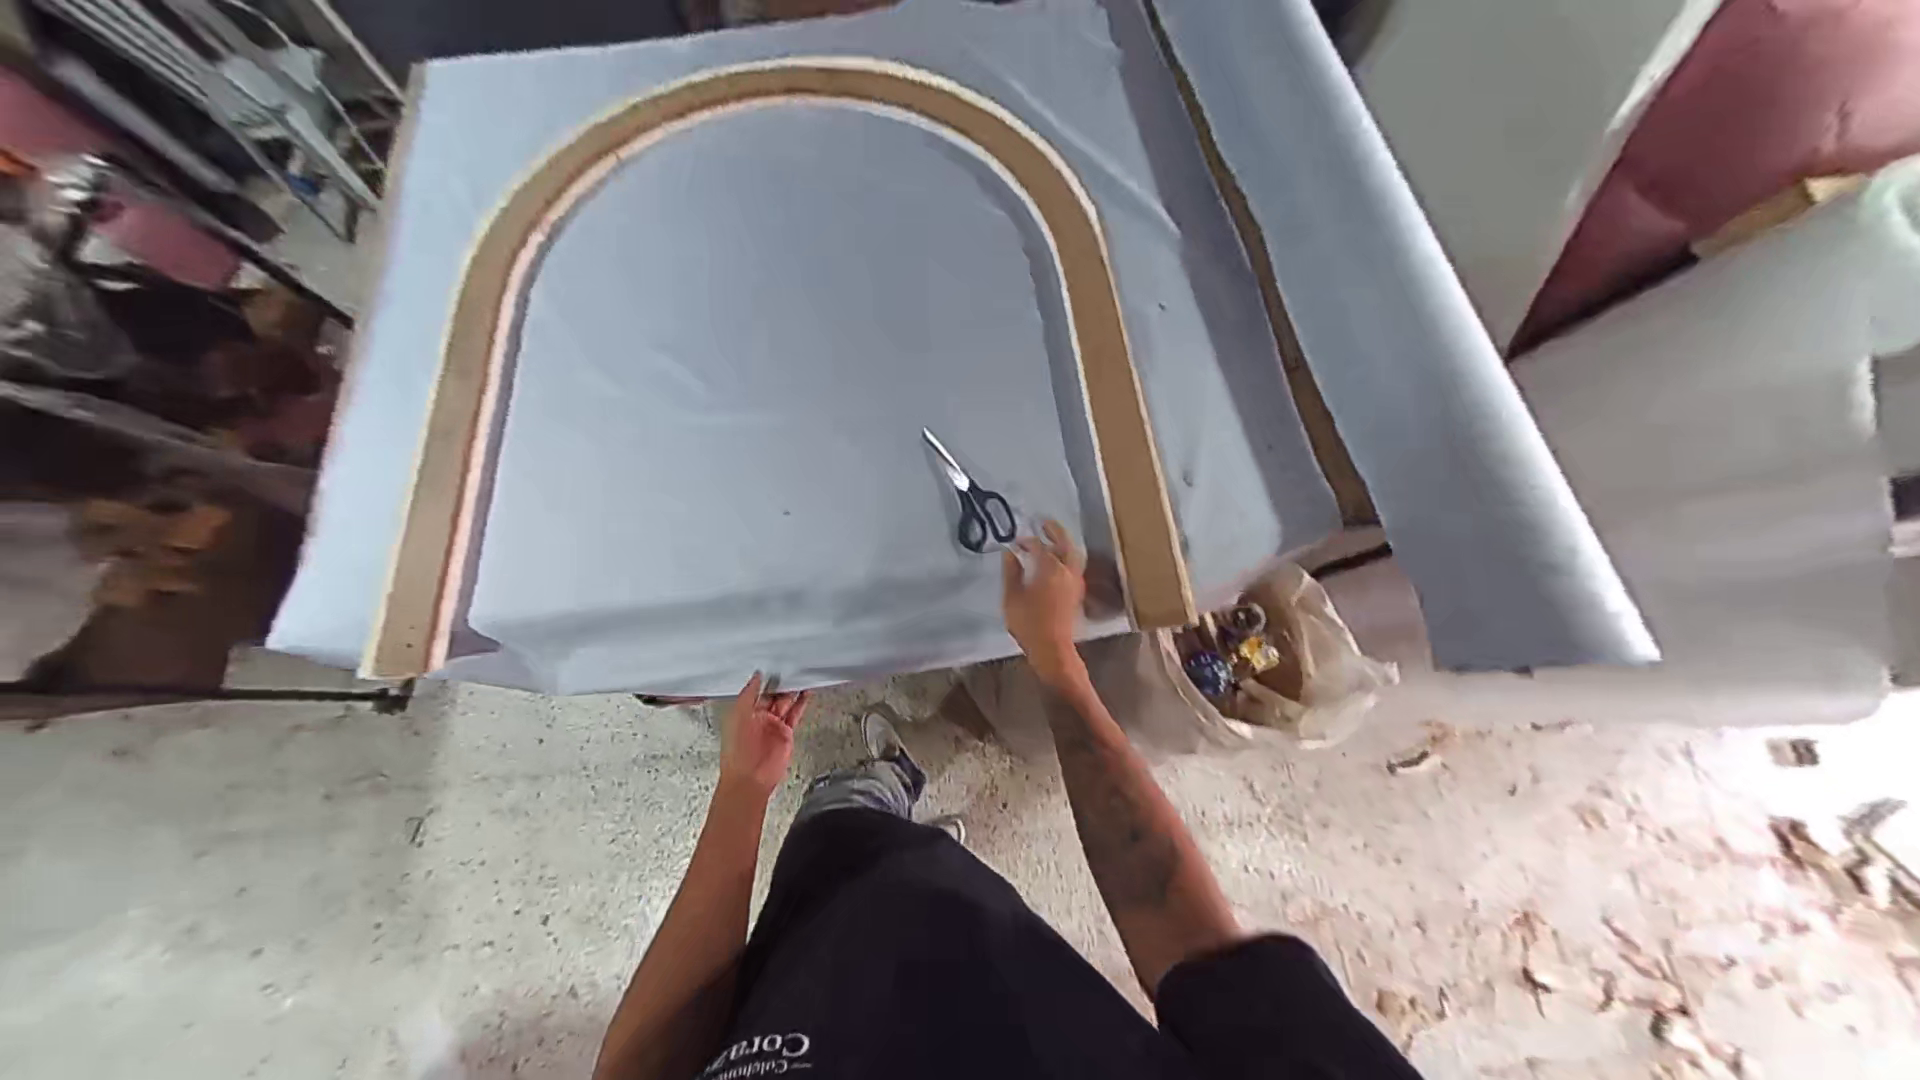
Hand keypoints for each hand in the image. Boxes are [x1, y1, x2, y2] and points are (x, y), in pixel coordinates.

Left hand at [717, 673, 809, 794]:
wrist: (750, 778)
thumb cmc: (737, 752)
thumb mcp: (738, 715)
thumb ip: (749, 694)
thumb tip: (756, 676)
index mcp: (744, 712)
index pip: (757, 690)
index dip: (766, 679)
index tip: (774, 664)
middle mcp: (759, 717)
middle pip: (773, 694)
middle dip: (782, 682)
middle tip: (791, 667)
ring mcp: (773, 725)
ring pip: (786, 702)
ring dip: (793, 690)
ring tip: (802, 675)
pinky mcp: (786, 732)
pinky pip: (795, 714)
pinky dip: (802, 703)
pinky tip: (807, 693)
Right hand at [1001, 519, 1089, 689]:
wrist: (1052, 649)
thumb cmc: (1029, 624)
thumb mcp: (1012, 597)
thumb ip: (1012, 572)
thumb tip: (1010, 554)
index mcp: (1049, 569)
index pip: (1038, 546)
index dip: (1026, 541)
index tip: (1016, 542)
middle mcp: (1066, 571)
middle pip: (1065, 543)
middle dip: (1054, 531)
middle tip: (1043, 523)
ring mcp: (1075, 582)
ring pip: (1073, 554)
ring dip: (1062, 543)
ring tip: (1050, 539)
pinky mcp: (1077, 592)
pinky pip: (1074, 566)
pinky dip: (1065, 557)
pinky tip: (1055, 562)